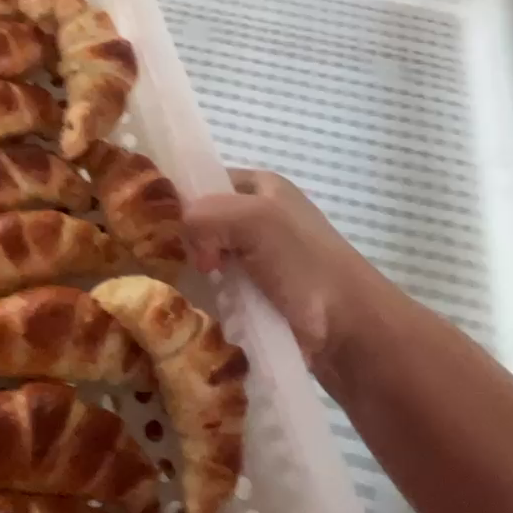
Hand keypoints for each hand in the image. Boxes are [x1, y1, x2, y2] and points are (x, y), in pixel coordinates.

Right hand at [184, 168, 390, 373]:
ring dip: (197, 276)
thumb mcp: (256, 220)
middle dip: (187, 242)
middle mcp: (259, 216)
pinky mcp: (258, 296)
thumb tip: (191, 246)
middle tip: (179, 265)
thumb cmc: (305, 266)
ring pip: (207, 259)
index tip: (162, 228)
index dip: (181, 199)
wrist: (350, 332)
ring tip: (184, 291)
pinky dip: (209, 300)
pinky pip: (218, 291)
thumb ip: (208, 216)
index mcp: (261, 185)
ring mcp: (259, 258)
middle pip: (203, 222)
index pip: (205, 180)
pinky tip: (198, 310)